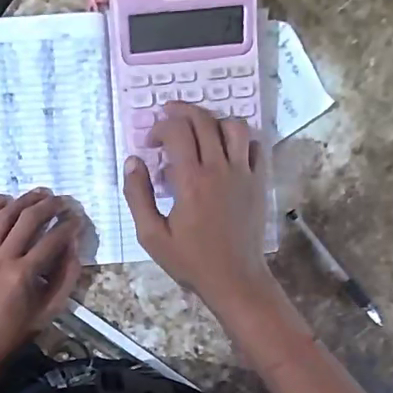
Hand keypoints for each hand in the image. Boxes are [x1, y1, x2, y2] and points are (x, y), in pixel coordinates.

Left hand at [0, 188, 82, 367]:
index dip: (70, 227)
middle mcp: (2, 258)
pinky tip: (4, 199)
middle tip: (64, 201)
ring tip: (41, 193)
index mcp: (24, 275)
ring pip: (4, 216)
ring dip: (24, 200)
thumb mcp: (50, 309)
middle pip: (29, 220)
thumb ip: (65, 278)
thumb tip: (74, 247)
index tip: (79, 220)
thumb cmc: (18, 330)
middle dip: (50, 206)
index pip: (53, 240)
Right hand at [122, 102, 275, 310]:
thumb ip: (138, 196)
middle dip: (181, 113)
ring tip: (198, 130)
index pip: (177, 131)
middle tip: (167, 120)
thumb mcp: (152, 236)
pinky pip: (255, 146)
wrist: (234, 279)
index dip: (159, 127)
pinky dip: (240, 139)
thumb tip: (133, 161)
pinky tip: (226, 149)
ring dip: (212, 121)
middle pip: (203, 120)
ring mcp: (244, 173)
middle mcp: (219, 169)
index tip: (150, 143)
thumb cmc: (191, 261)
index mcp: (191, 181)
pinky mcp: (259, 182)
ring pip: (233, 126)